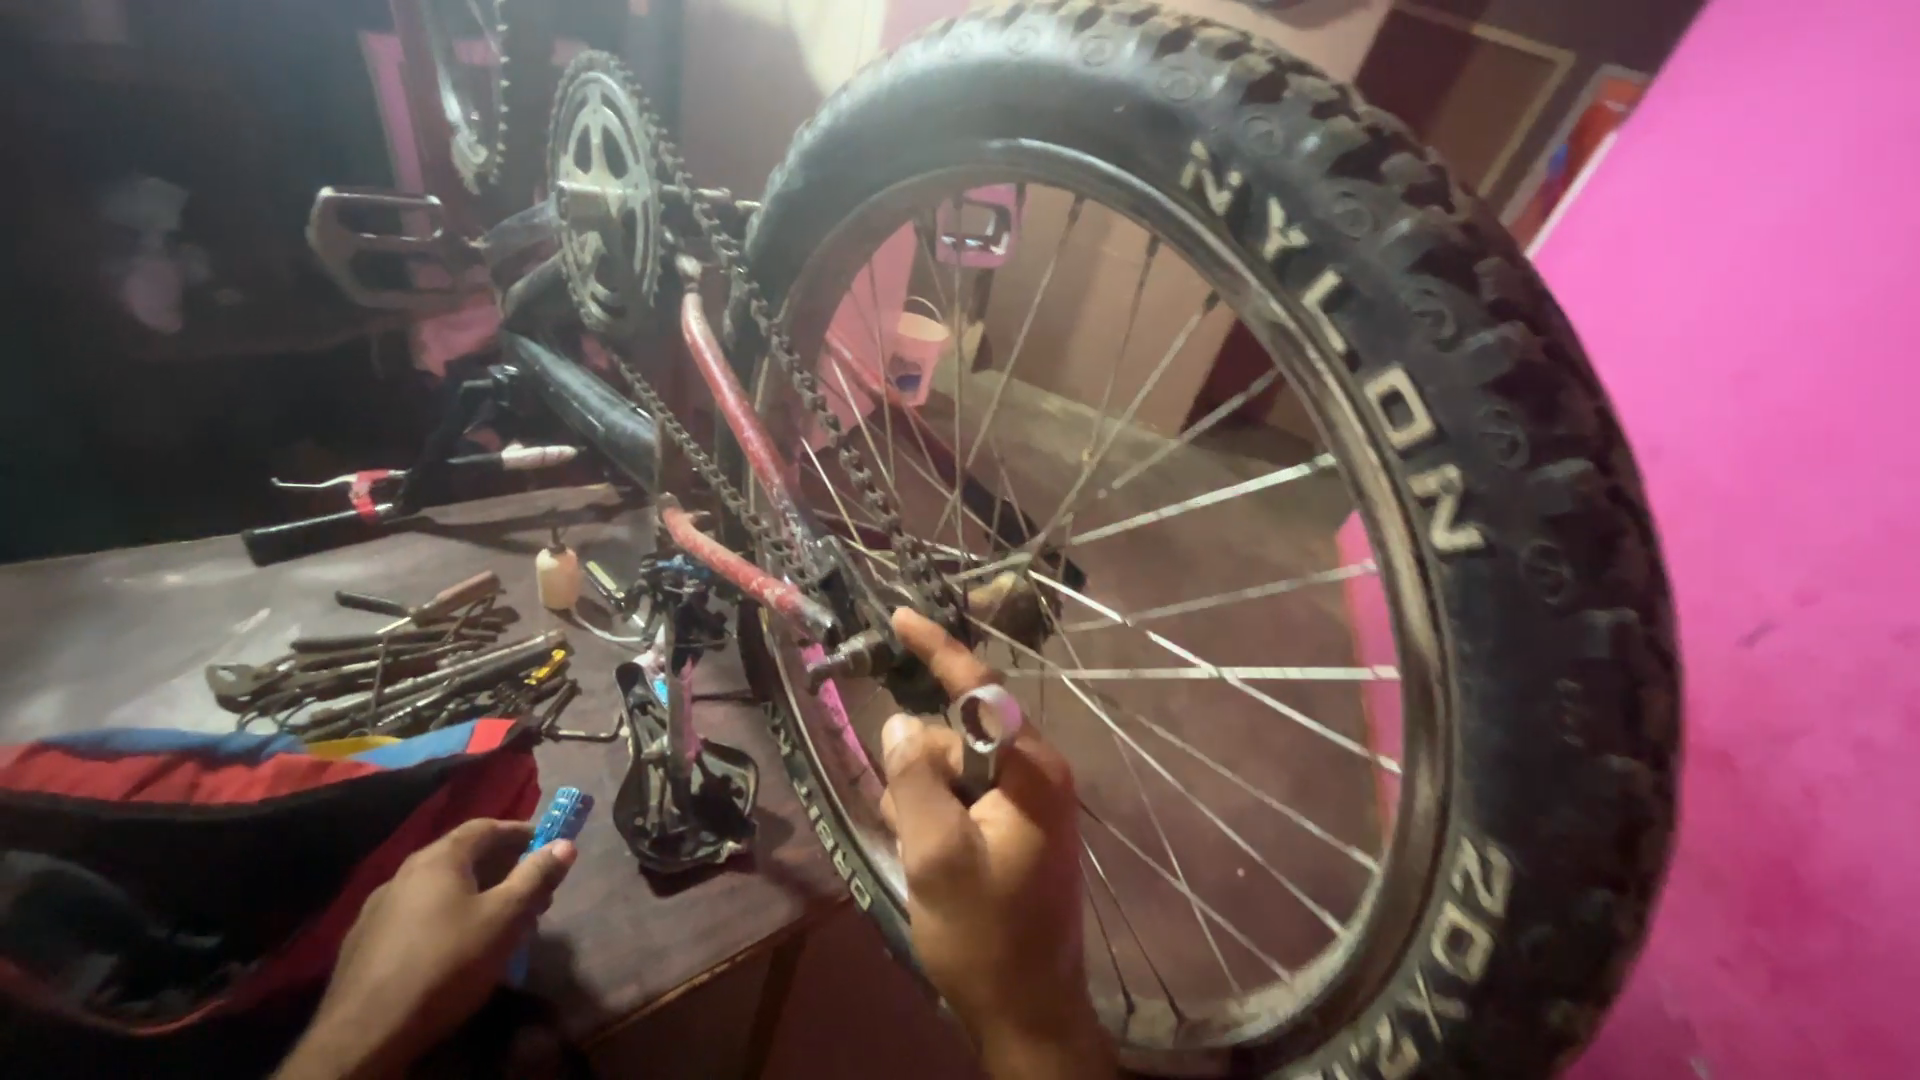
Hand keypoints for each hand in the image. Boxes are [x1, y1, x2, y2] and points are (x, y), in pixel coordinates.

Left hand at [275, 819, 577, 1079]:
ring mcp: (377, 910)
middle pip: (463, 857)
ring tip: (501, 921)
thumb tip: (564, 844)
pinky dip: (447, 917)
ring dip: (476, 894)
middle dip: (503, 867)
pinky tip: (457, 947)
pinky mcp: (364, 944)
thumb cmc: (447, 964)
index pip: (486, 826)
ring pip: (440, 888)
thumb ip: (536, 876)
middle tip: (533, 890)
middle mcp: (403, 874)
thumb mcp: (506, 918)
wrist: (363, 1037)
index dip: (521, 832)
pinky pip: (418, 916)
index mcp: (437, 859)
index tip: (549, 846)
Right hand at [882, 609, 1113, 1078]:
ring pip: (954, 771)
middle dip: (918, 769)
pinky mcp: (1016, 828)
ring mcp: (1029, 803)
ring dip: (922, 801)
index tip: (900, 617)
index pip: (980, 691)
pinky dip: (936, 817)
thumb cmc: (986, 938)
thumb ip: (915, 781)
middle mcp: (1037, 774)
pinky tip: (928, 860)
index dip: (937, 650)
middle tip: (901, 824)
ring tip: (918, 856)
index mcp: (1031, 770)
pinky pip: (964, 798)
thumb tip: (901, 724)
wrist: (1029, 1015)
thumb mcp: (937, 857)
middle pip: (958, 737)